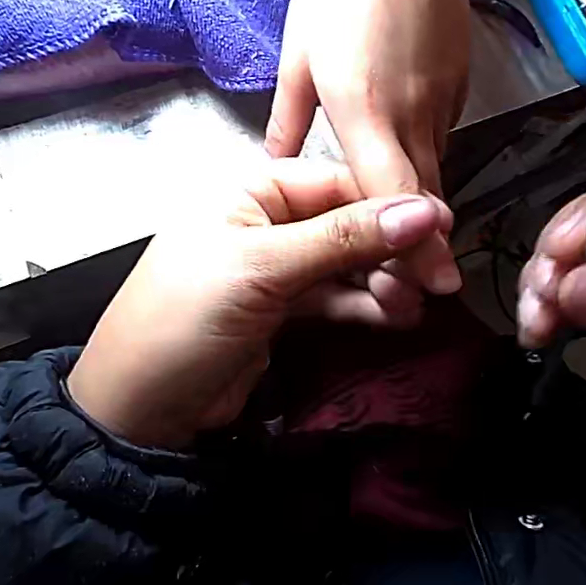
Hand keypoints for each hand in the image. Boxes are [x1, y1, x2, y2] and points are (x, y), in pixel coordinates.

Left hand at [67, 160, 453, 449]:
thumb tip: (424, 209)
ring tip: (412, 306)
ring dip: (382, 280)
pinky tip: (394, 317)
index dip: (389, 204)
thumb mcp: (261, 268)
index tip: (442, 231)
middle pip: (346, 221)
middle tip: (432, 282)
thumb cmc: (185, 317)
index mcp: (248, 190)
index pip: (335, 181)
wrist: (143, 403)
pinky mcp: (280, 308)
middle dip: (390, 248)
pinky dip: (364, 304)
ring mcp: (273, 266)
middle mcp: (263, 220)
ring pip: (345, 261)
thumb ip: (343, 239)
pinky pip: (334, 296)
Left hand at [268, 0, 470, 295]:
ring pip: (434, 162)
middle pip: (424, 190)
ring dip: (422, 201)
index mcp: (363, 108)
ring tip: (408, 241)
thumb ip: (288, 116)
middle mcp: (413, 107)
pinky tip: (408, 165)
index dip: (411, 246)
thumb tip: (277, 159)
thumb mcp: (296, 55)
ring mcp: (445, 89)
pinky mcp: (461, 73)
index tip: (426, 287)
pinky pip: (442, 129)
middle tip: (423, 288)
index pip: (392, 195)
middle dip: (424, 241)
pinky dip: (427, 156)